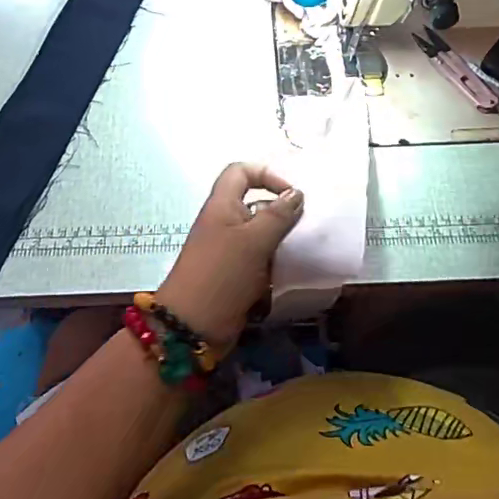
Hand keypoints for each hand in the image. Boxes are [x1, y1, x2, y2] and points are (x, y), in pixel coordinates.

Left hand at [154, 163, 303, 352]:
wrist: (193, 326)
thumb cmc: (222, 274)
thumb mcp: (254, 240)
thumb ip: (278, 215)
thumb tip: (296, 193)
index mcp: (222, 206)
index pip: (241, 172)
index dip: (266, 175)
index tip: (290, 194)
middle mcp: (225, 223)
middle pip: (256, 204)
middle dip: (281, 213)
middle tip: (306, 226)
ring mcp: (230, 250)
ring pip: (262, 234)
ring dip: (282, 241)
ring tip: (303, 250)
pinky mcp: (236, 274)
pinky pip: (261, 259)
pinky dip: (276, 263)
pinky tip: (291, 272)